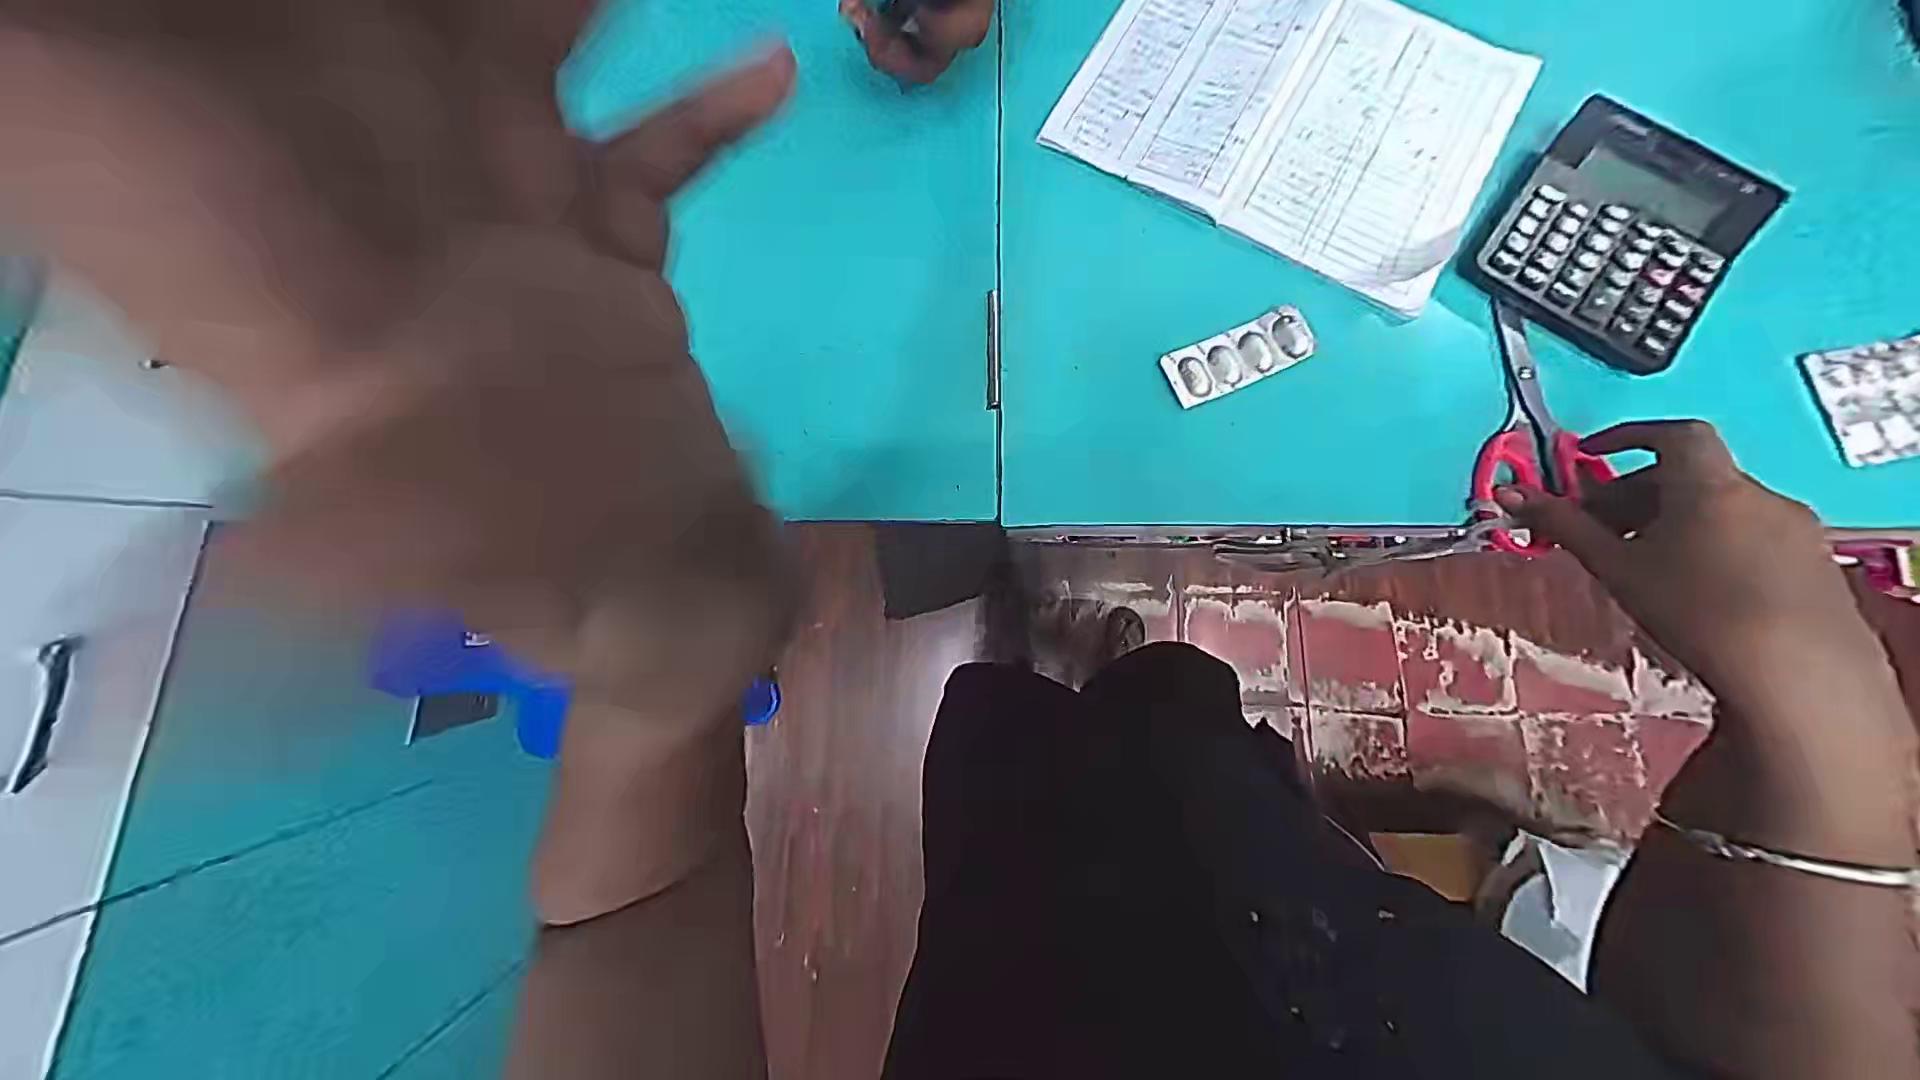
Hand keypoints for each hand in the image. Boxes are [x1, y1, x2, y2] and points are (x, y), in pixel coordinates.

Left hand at [2, 4, 798, 723]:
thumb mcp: (470, 586)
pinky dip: (704, 125)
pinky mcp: (622, 283)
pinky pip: (650, 172)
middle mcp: (415, 272)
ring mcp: (531, 263)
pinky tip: (767, 74)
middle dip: (368, 0)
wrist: (679, 610)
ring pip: (508, 88)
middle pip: (349, 68)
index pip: (189, 146)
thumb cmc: (589, 609)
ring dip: (542, 9)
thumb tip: (270, 546)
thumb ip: (369, 526)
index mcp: (335, 339)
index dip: (185, 50)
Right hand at [1496, 420, 1865, 698]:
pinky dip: (1692, 534)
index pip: (1675, 435)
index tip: (1586, 456)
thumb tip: (1509, 493)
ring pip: (1707, 503)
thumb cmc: (1690, 607)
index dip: (1627, 436)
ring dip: (1656, 516)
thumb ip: (1562, 523)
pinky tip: (1671, 574)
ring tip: (1622, 555)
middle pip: (1681, 476)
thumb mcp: (1613, 564)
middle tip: (1585, 526)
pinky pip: (1736, 526)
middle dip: (1625, 494)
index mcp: (1711, 488)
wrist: (1795, 672)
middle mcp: (1757, 496)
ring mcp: (1788, 526)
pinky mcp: (1803, 555)